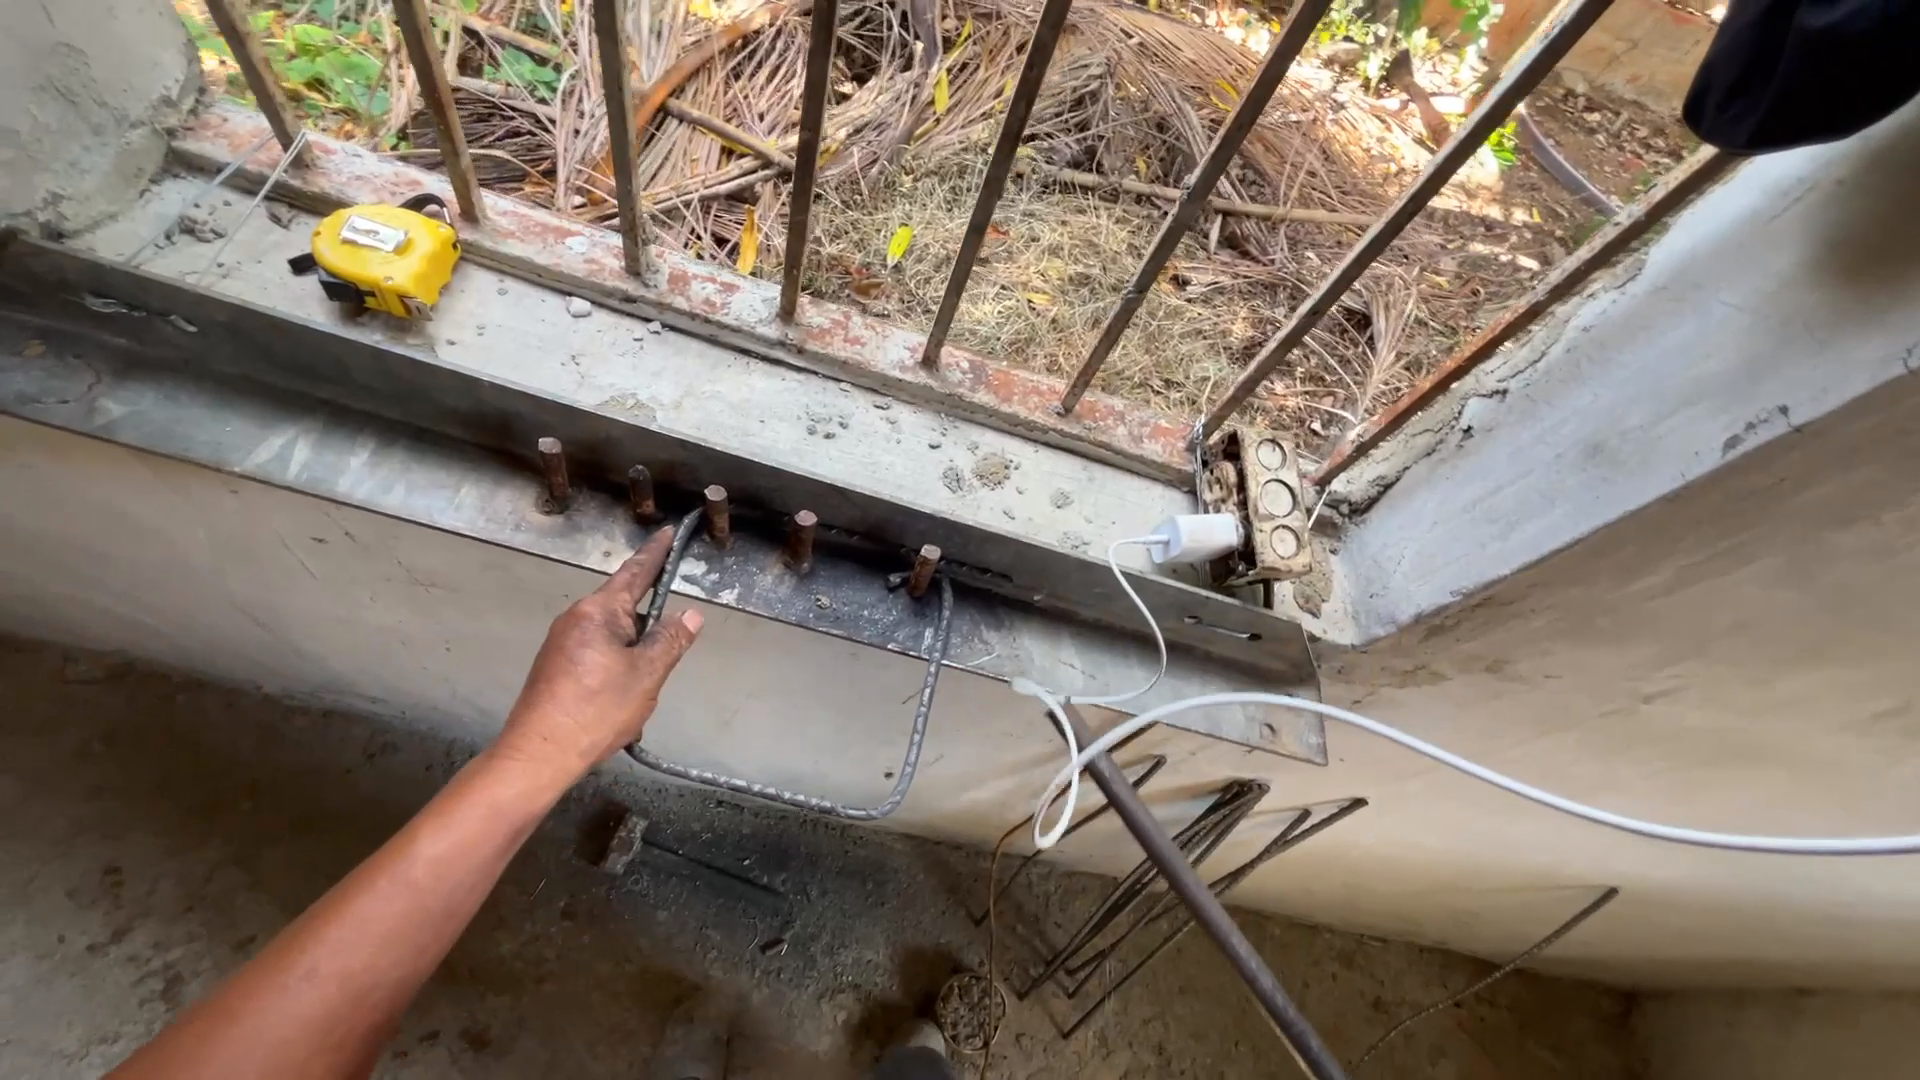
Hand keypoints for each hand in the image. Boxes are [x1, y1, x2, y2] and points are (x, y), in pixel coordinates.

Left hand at [493, 528, 703, 781]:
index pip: (635, 572)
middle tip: (665, 655)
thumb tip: (690, 615)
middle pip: (626, 610)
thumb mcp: (646, 674)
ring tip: (639, 695)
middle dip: (650, 631)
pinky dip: (619, 674)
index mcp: (598, 612)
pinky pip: (600, 658)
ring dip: (635, 660)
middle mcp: (576, 620)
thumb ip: (671, 640)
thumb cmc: (596, 709)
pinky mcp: (558, 668)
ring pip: (616, 640)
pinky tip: (622, 704)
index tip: (667, 533)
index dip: (656, 553)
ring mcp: (563, 644)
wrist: (538, 755)